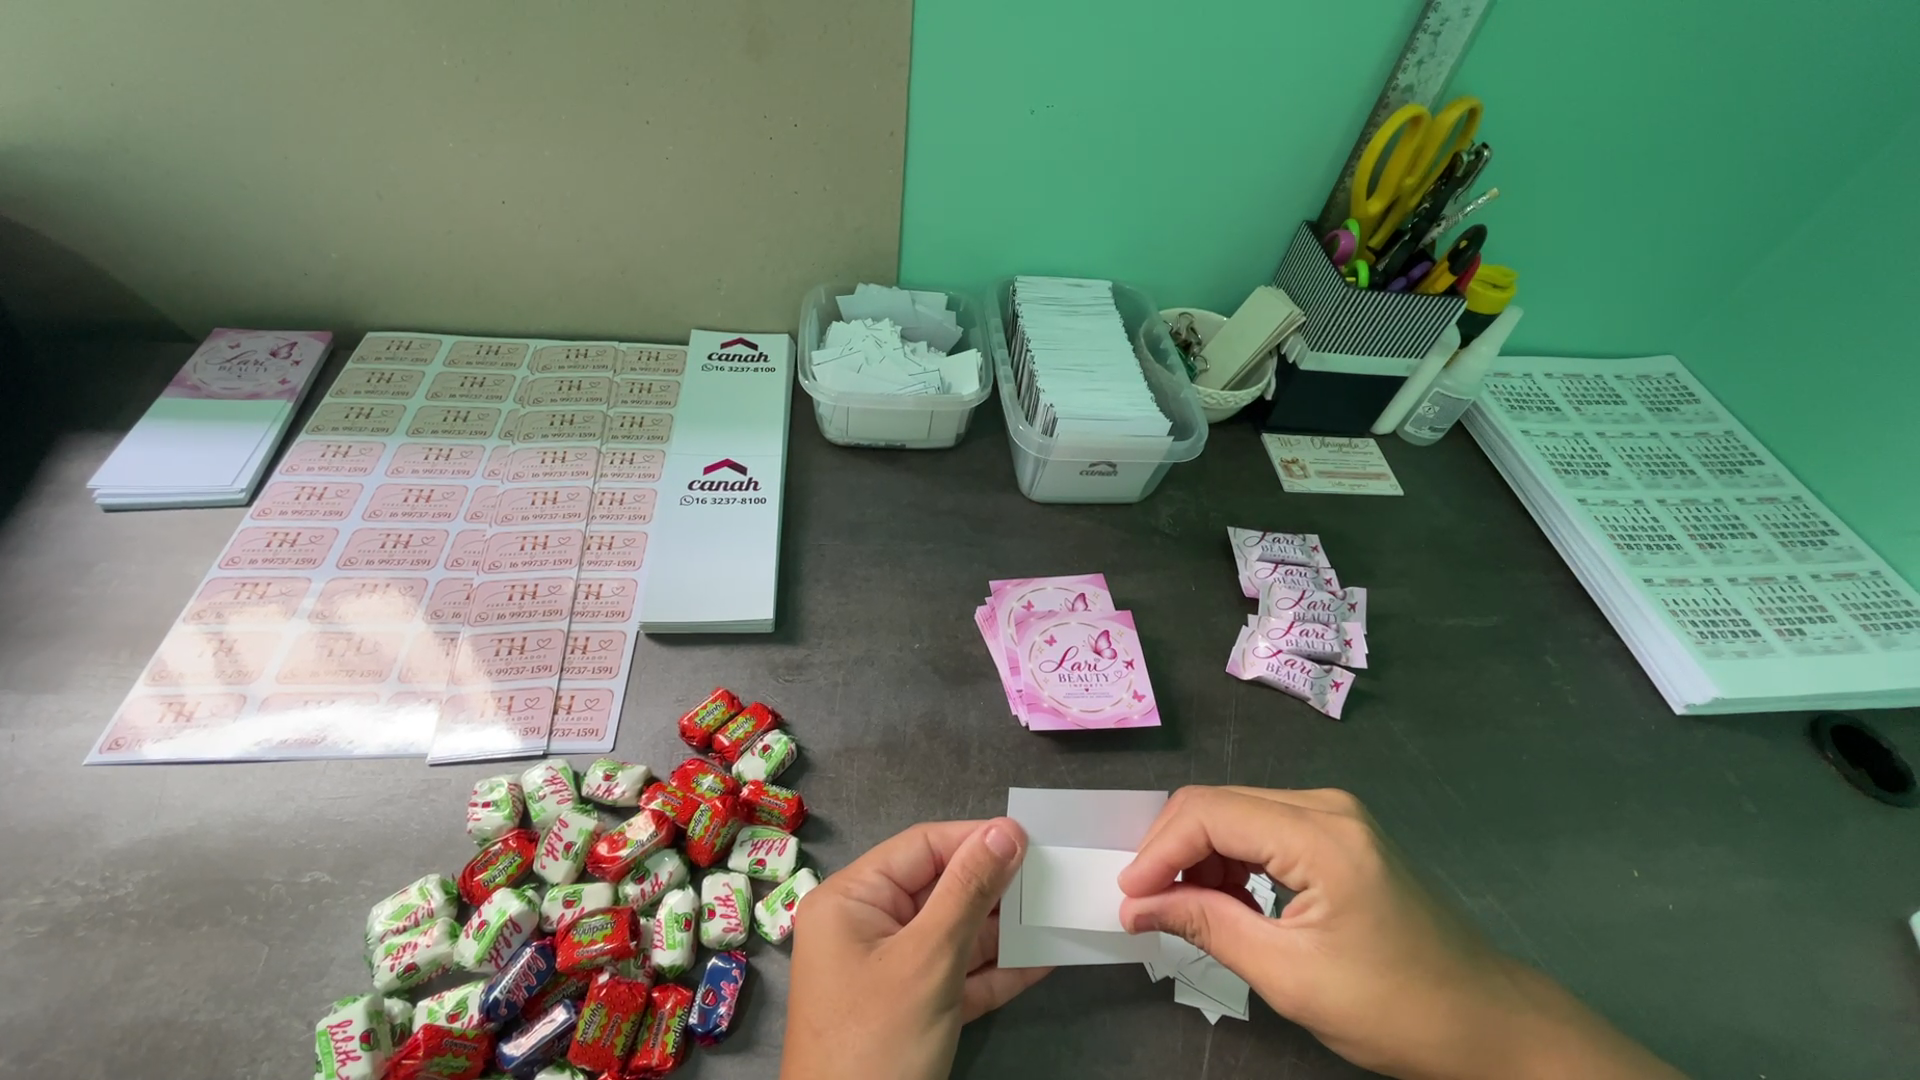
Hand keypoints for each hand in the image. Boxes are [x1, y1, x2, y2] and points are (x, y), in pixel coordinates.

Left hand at [781, 818, 1050, 1079]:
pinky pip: (956, 974)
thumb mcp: (928, 960)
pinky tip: (1041, 959)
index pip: (921, 848)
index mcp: (853, 899)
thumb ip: (969, 891)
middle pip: (939, 888)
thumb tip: (1007, 830)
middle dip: (994, 886)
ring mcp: (889, 968)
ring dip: (1002, 929)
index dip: (975, 839)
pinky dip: (995, 970)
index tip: (1030, 838)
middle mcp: (867, 925)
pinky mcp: (912, 1007)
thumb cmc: (879, 1041)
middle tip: (1050, 877)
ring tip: (1054, 911)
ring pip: (953, 932)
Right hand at [1119, 787, 1683, 1079]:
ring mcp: (1333, 814)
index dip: (1159, 851)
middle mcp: (1323, 805)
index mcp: (1319, 834)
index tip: (1128, 899)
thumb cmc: (1395, 1009)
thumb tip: (1137, 907)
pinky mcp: (1336, 832)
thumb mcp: (1289, 976)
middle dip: (1172, 850)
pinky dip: (1230, 860)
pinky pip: (1261, 828)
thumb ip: (1207, 926)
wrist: (1491, 1026)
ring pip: (1235, 813)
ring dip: (1199, 857)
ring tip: (1184, 909)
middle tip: (1144, 903)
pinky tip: (1227, 902)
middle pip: (1218, 804)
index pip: (1210, 814)